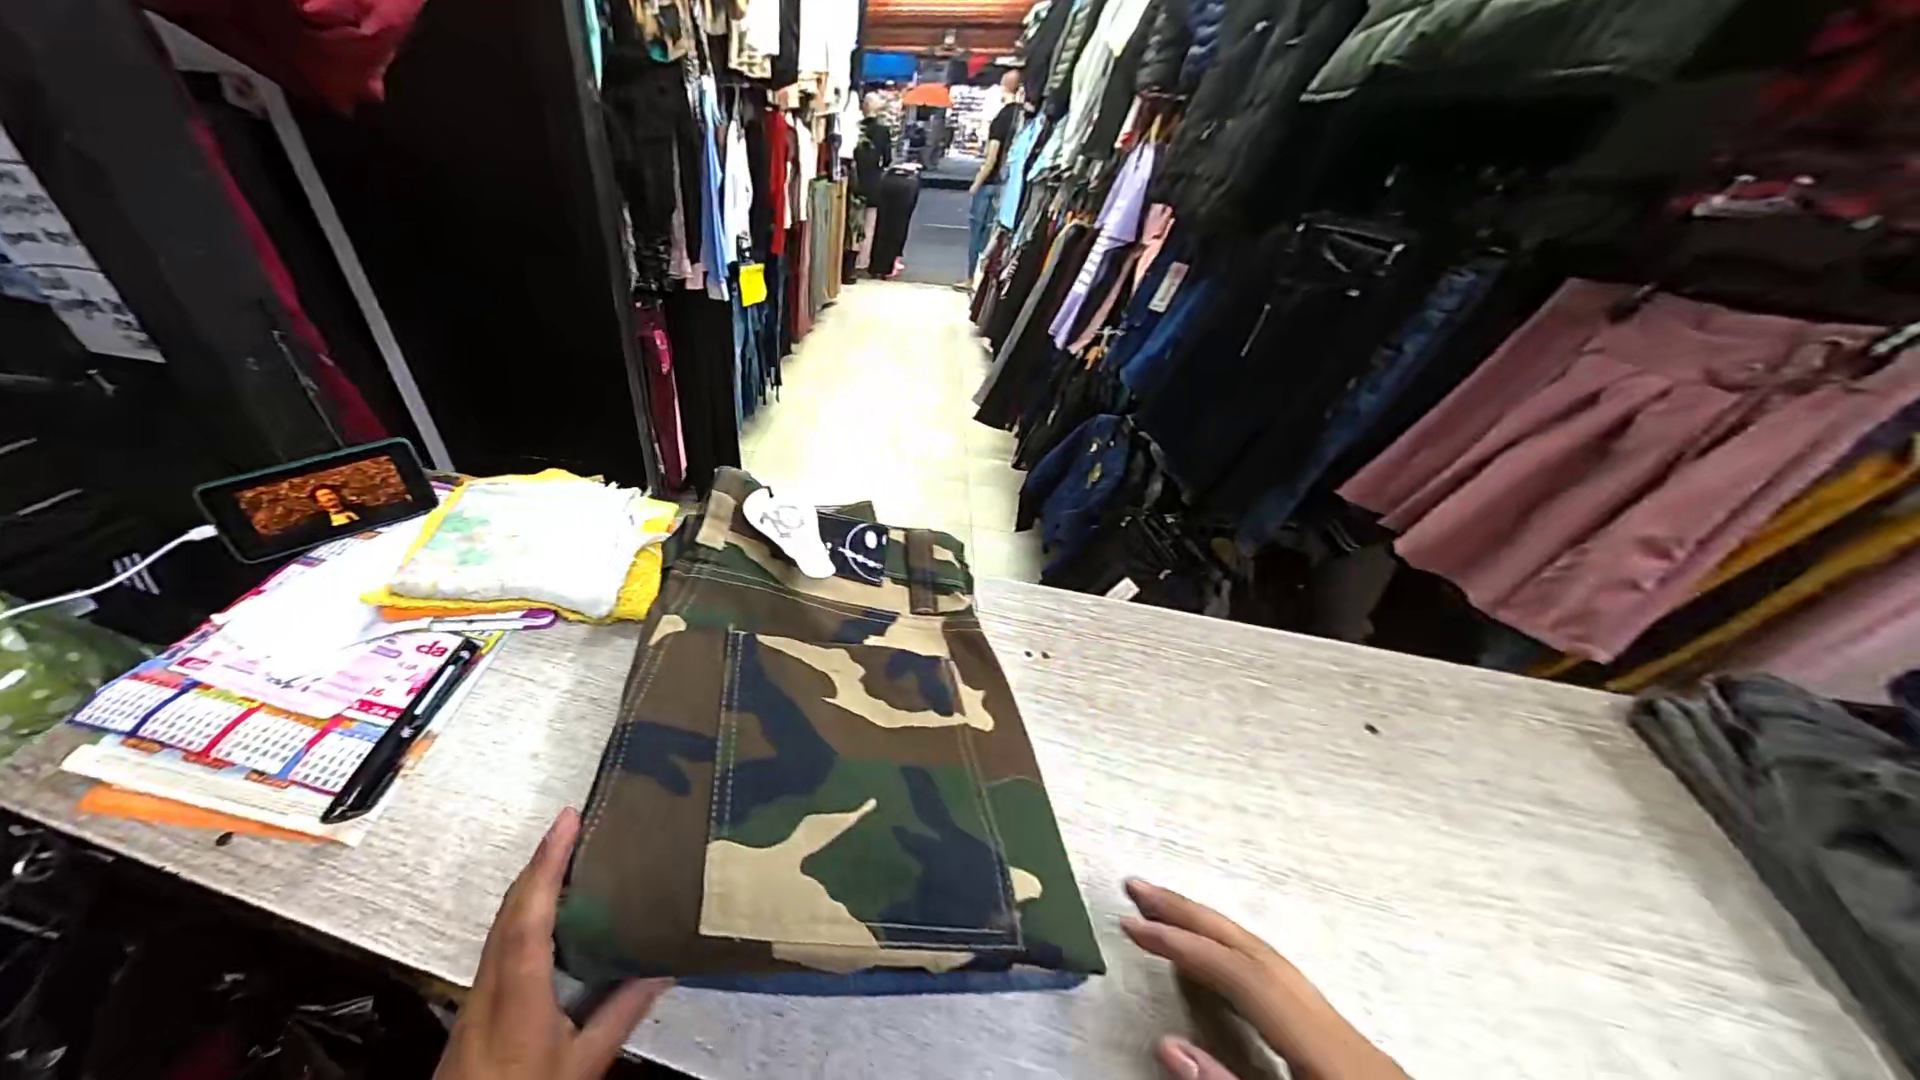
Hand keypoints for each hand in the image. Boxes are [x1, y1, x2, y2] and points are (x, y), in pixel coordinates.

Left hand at [435, 808, 669, 1079]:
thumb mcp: (582, 1064)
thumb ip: (621, 1013)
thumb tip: (663, 967)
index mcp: (518, 998)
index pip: (530, 918)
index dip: (548, 865)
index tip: (566, 823)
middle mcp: (491, 988)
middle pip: (510, 910)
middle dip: (539, 859)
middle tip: (570, 821)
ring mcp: (478, 995)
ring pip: (501, 921)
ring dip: (531, 879)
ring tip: (563, 848)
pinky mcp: (477, 1003)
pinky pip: (500, 937)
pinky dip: (525, 905)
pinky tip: (546, 903)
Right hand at [1122, 880, 1406, 1079]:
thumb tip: (1167, 1044)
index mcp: (1327, 1049)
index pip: (1241, 976)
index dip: (1182, 945)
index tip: (1131, 926)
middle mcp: (1336, 1026)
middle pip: (1255, 950)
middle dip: (1193, 914)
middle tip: (1138, 887)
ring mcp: (1344, 1030)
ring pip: (1270, 958)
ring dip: (1213, 928)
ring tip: (1164, 909)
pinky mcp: (1343, 1043)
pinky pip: (1279, 978)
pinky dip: (1236, 954)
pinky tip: (1215, 958)